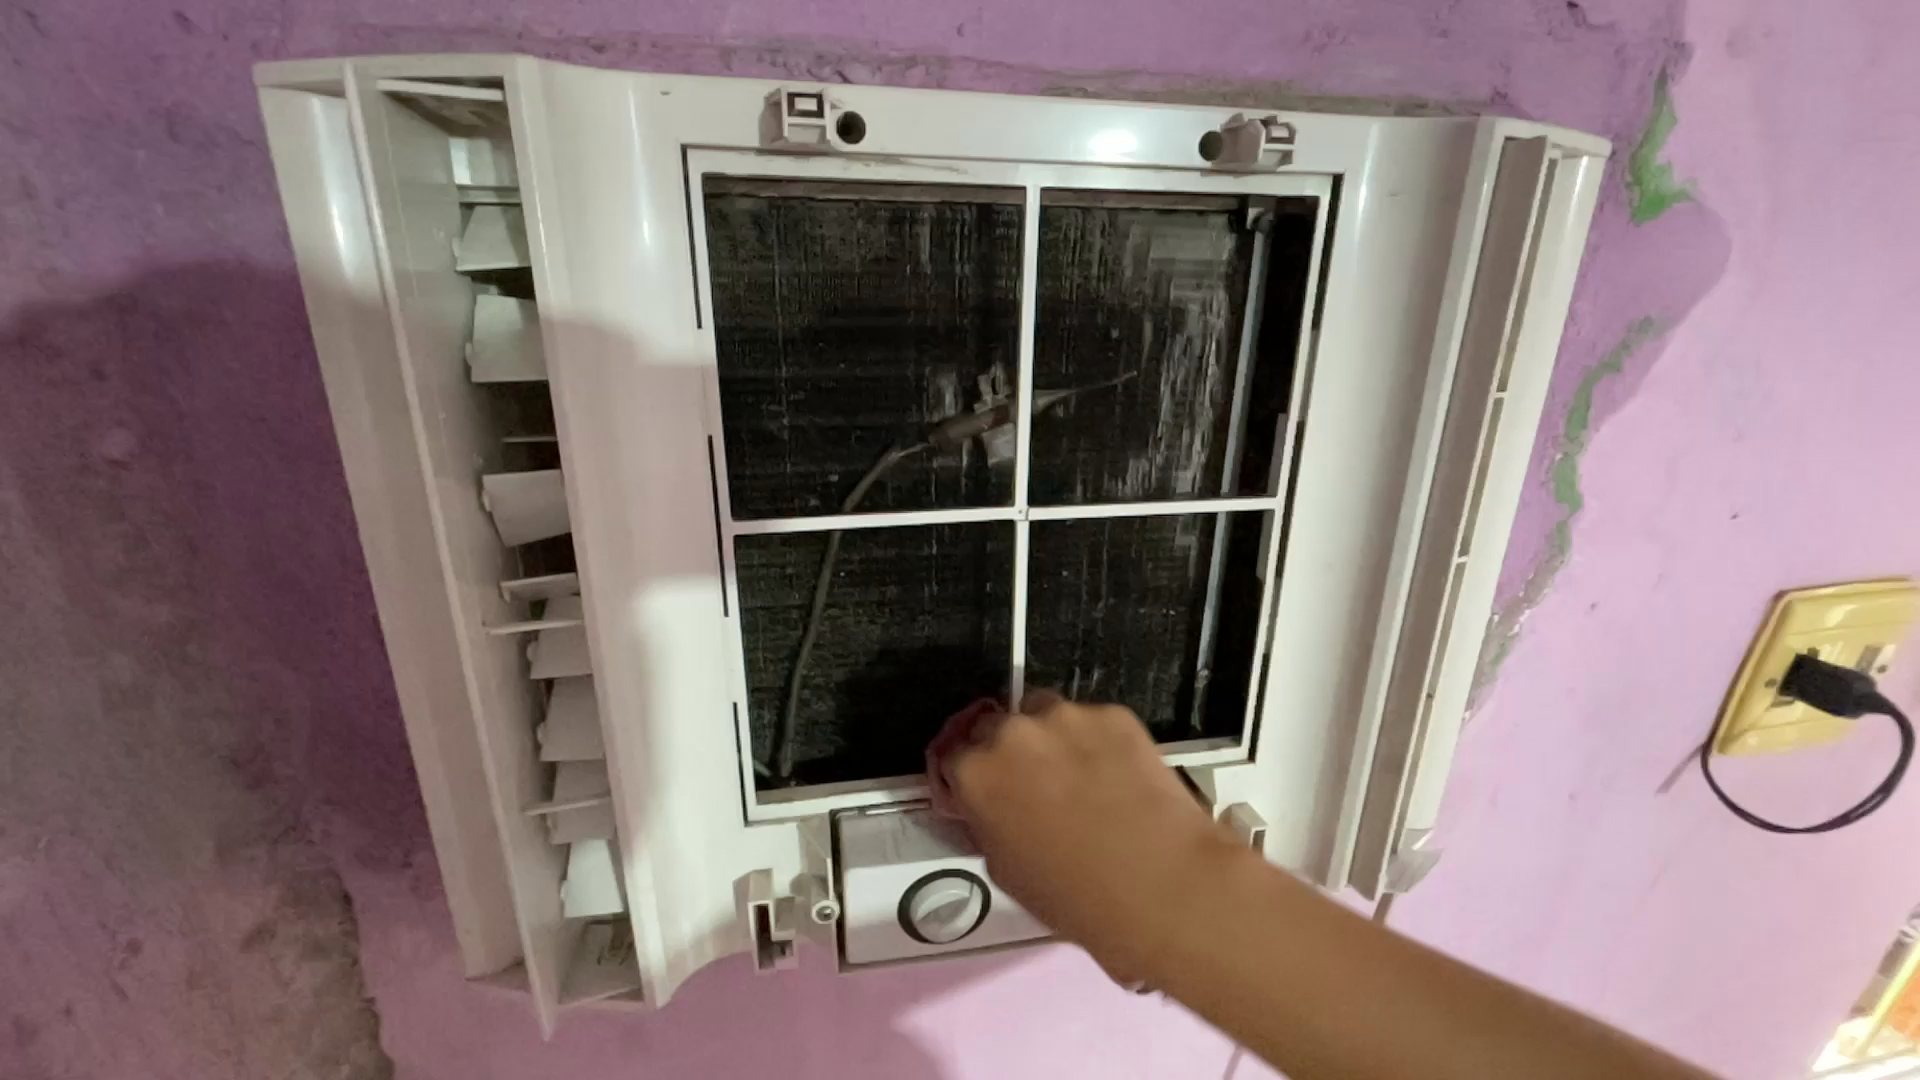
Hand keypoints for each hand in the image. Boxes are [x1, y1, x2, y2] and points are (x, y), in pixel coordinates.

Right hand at [940, 692, 1234, 981]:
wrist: (1162, 883)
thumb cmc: (1077, 896)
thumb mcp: (1005, 870)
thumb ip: (987, 823)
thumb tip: (992, 808)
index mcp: (975, 773)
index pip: (954, 758)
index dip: (971, 778)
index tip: (987, 792)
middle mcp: (1011, 732)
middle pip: (995, 727)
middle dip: (1007, 752)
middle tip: (1034, 785)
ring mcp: (1064, 716)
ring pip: (1044, 714)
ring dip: (1051, 739)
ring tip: (1082, 779)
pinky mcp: (1112, 713)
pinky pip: (1092, 722)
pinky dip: (1098, 742)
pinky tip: (1118, 778)